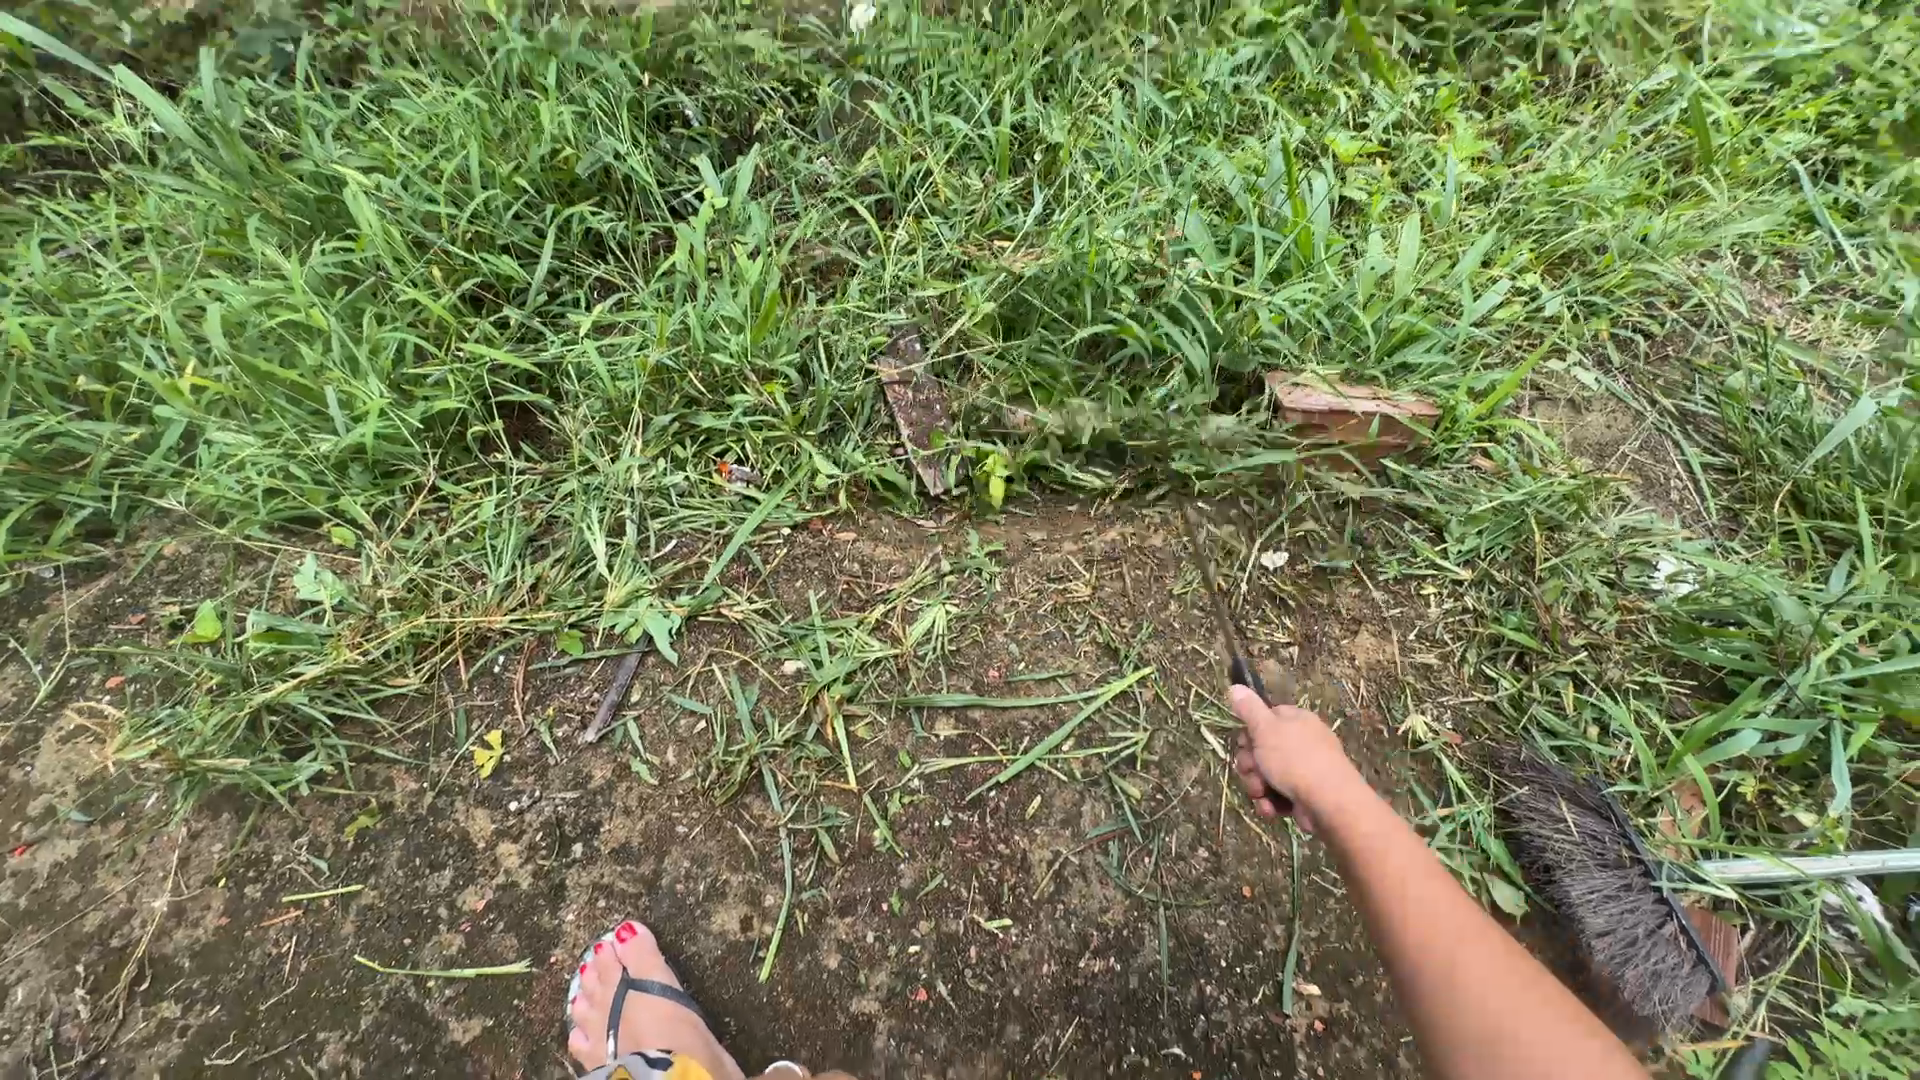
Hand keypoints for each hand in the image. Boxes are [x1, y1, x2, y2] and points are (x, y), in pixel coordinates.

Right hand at [1228, 685, 1355, 832]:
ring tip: (1262, 793)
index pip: (1265, 719)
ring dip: (1257, 785)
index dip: (1249, 733)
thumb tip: (1236, 687)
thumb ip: (1249, 708)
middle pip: (1260, 749)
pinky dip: (1271, 801)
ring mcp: (1304, 769)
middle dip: (1250, 764)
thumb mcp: (1265, 728)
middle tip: (1252, 770)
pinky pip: (1277, 794)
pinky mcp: (1304, 794)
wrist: (1330, 803)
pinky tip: (1271, 807)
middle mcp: (1301, 742)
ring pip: (1265, 774)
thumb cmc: (1295, 759)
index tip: (1244, 743)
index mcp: (1296, 720)